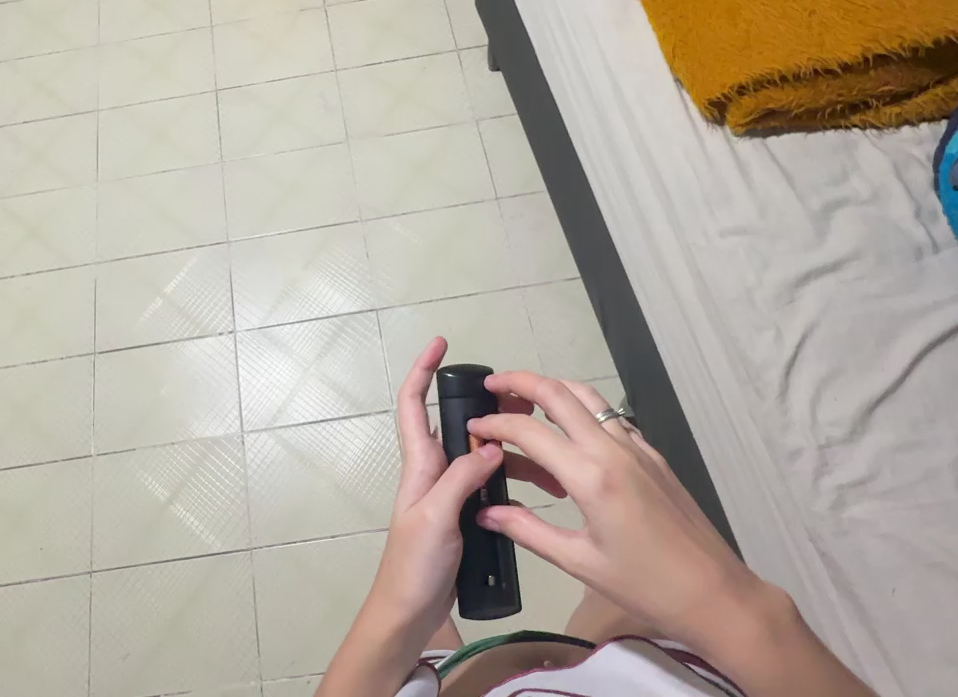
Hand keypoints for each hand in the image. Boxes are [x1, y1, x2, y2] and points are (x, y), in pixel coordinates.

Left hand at [362, 339, 564, 647]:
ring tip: (547, 463)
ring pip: (483, 456)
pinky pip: (492, 484)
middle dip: (490, 410)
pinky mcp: (465, 513)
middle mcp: (433, 469)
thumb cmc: (413, 564)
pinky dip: (513, 480)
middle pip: (459, 424)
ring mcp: (450, 491)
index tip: (441, 344)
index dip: (422, 370)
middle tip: (526, 407)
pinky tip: (538, 489)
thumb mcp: (436, 516)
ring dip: (511, 453)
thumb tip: (491, 446)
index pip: (413, 402)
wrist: (409, 613)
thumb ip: (461, 478)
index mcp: (419, 462)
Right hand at [467, 372, 769, 650]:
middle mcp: (611, 448)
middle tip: (492, 387)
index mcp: (589, 476)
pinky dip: (580, 411)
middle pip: (558, 392)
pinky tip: (569, 435)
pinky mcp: (651, 453)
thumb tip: (484, 513)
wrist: (717, 594)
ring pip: (587, 396)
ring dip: (552, 388)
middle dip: (520, 381)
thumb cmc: (645, 586)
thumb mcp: (580, 562)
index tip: (473, 426)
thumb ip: (528, 530)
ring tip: (524, 398)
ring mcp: (635, 446)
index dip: (495, 423)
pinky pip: (609, 417)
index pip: (529, 430)